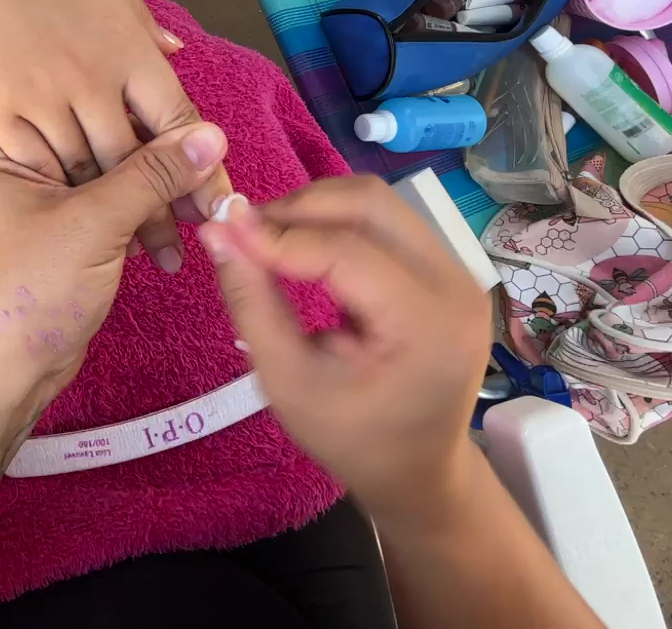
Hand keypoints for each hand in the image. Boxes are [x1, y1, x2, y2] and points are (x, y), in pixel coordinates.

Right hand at [0, 0, 230, 275]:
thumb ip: (137, 26)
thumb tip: (173, 51)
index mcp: (124, 43)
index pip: (175, 116)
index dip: (201, 167)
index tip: (216, 203)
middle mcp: (88, 75)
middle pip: (134, 158)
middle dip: (162, 210)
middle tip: (179, 246)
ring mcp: (37, 93)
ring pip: (84, 169)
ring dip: (114, 213)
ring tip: (139, 249)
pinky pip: (33, 159)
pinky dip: (57, 188)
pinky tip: (74, 210)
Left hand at [0, 120, 228, 408]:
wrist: (5, 374)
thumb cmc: (29, 292)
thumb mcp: (94, 225)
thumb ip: (153, 175)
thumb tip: (211, 136)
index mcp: (8, 140)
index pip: (87, 102)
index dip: (149, 117)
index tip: (202, 136)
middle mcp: (26, 158)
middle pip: (108, 138)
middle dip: (161, 164)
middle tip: (210, 187)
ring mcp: (47, 194)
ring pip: (118, 173)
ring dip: (160, 197)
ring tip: (197, 219)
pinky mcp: (69, 226)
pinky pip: (116, 204)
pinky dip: (146, 219)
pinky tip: (168, 243)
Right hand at [199, 177, 490, 519]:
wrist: (418, 470)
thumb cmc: (351, 438)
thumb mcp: (287, 381)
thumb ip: (250, 302)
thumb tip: (215, 230)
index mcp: (428, 325)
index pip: (345, 251)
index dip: (277, 234)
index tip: (221, 228)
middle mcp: (456, 283)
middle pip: (369, 203)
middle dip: (298, 207)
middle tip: (246, 230)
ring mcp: (457, 269)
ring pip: (375, 200)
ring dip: (314, 207)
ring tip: (269, 237)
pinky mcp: (443, 264)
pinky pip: (382, 217)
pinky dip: (332, 219)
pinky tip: (301, 246)